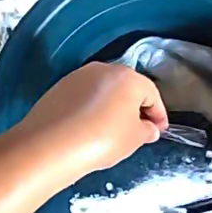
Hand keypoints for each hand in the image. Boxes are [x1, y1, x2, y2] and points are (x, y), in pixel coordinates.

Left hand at [13, 62, 166, 174]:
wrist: (52, 144)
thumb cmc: (102, 139)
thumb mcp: (134, 139)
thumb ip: (147, 130)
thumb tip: (148, 127)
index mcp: (127, 77)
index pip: (151, 94)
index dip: (159, 114)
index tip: (159, 131)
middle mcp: (102, 69)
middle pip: (126, 87)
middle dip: (134, 107)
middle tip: (138, 129)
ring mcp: (77, 76)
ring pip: (103, 90)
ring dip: (110, 106)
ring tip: (112, 130)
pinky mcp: (58, 87)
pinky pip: (83, 97)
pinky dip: (90, 108)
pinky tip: (88, 127)